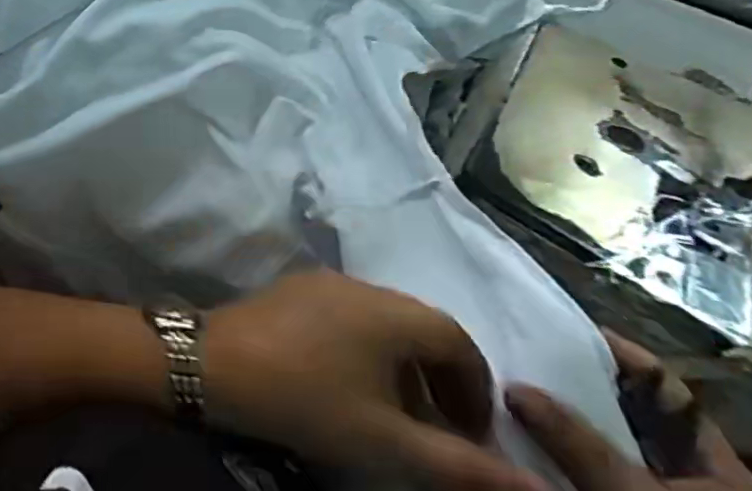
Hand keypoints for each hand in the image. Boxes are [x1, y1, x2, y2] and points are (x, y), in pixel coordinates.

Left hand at [202, 269, 541, 490]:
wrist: (214, 363)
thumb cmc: (308, 400)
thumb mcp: (388, 441)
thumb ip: (464, 466)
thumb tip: (537, 487)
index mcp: (391, 311)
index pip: (458, 340)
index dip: (476, 390)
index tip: (474, 438)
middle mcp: (360, 285)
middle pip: (420, 326)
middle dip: (441, 379)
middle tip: (440, 432)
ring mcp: (321, 281)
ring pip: (382, 321)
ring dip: (401, 366)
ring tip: (395, 416)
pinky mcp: (292, 290)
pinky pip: (348, 316)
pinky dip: (366, 349)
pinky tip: (347, 386)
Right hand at [506, 333, 751, 490]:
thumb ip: (579, 443)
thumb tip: (515, 386)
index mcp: (714, 462)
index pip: (663, 385)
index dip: (616, 352)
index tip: (561, 327)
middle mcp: (687, 475)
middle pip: (626, 414)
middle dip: (575, 387)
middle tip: (520, 360)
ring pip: (604, 447)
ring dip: (561, 426)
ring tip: (510, 397)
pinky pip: (588, 475)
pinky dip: (560, 460)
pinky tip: (522, 449)